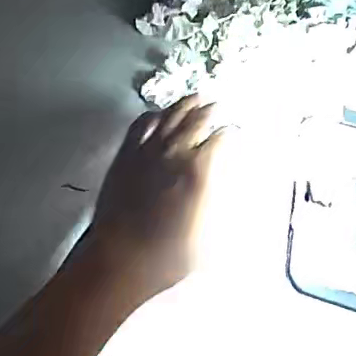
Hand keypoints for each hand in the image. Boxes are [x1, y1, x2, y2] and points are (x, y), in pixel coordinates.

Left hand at [69, 95, 227, 305]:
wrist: (122, 258)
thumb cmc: (169, 256)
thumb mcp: (209, 233)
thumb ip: (216, 199)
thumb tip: (221, 177)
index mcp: (199, 171)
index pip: (220, 139)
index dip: (230, 133)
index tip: (234, 131)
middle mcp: (174, 153)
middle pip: (195, 120)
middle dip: (209, 111)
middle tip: (216, 105)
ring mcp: (147, 151)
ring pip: (169, 117)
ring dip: (184, 105)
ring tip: (194, 98)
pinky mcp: (125, 155)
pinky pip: (140, 126)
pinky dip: (152, 115)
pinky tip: (157, 114)